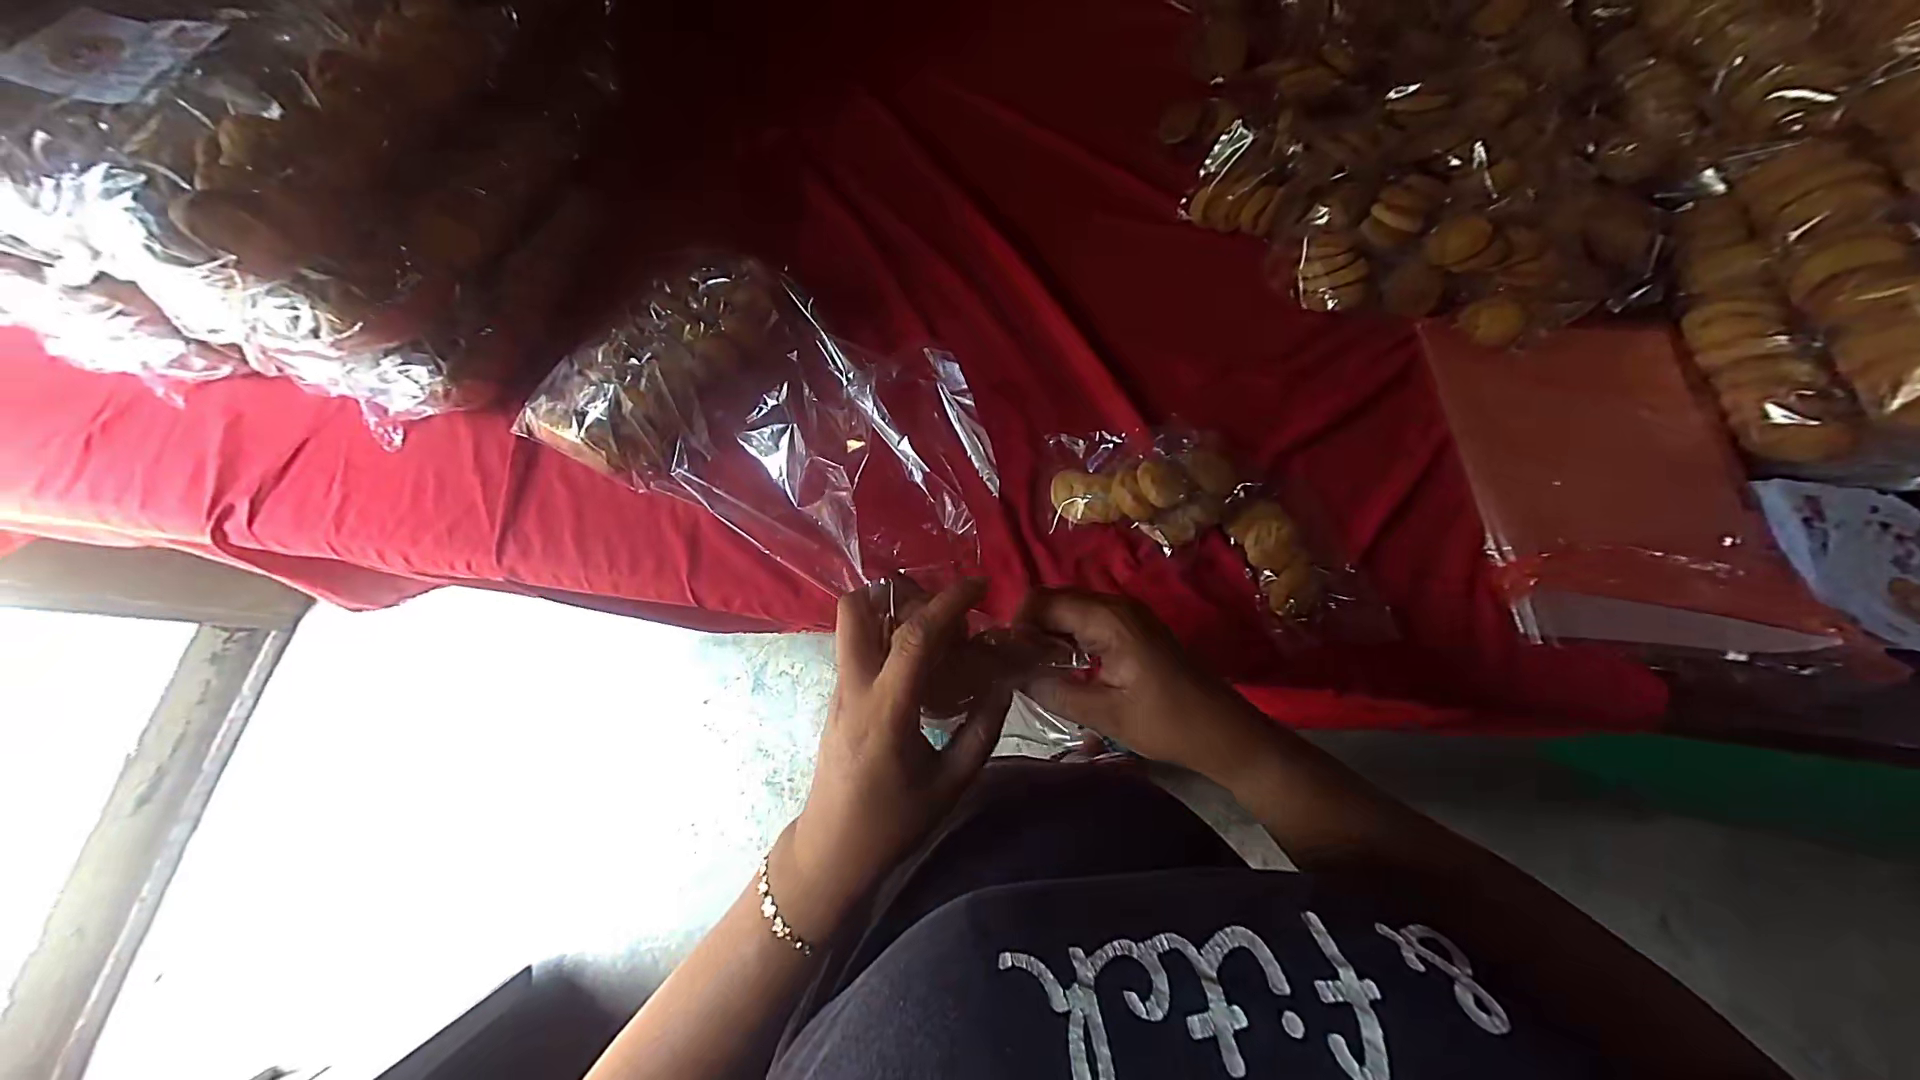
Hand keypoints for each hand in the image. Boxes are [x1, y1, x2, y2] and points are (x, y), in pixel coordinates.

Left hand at [783, 579, 1008, 932]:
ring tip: (934, 631)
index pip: (913, 637)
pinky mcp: (836, 697)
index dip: (948, 603)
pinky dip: (885, 634)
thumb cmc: (893, 822)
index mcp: (885, 710)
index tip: (978, 586)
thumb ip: (981, 729)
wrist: (831, 850)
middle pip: (854, 609)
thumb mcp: (951, 783)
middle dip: (897, 591)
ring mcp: (838, 690)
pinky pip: (856, 646)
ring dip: (889, 610)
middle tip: (940, 606)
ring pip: (851, 625)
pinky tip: (919, 661)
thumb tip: (1003, 683)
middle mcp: (853, 688)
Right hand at [1019, 588, 1268, 780]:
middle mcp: (1116, 605)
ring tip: (1037, 669)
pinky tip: (1065, 666)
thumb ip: (1055, 691)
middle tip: (1018, 666)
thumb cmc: (1168, 724)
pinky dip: (1068, 636)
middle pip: (1054, 600)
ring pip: (1069, 609)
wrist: (1225, 731)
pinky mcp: (1133, 627)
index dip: (1018, 625)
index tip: (1009, 659)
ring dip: (1048, 633)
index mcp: (1109, 619)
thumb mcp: (1106, 714)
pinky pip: (1087, 619)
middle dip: (1030, 628)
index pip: (1043, 601)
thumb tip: (1014, 675)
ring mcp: (1127, 613)